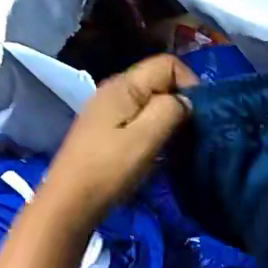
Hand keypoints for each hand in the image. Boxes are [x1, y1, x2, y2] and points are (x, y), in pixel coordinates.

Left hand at [36, 54, 197, 227]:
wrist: (69, 203)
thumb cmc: (108, 170)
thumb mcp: (145, 138)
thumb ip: (171, 111)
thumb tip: (186, 102)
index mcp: (124, 85)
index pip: (168, 64)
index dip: (190, 84)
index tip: (198, 117)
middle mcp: (115, 90)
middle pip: (160, 82)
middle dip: (180, 104)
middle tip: (189, 135)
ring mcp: (109, 111)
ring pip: (151, 103)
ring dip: (168, 122)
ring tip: (175, 147)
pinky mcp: (107, 131)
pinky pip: (139, 120)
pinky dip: (154, 132)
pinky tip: (156, 154)